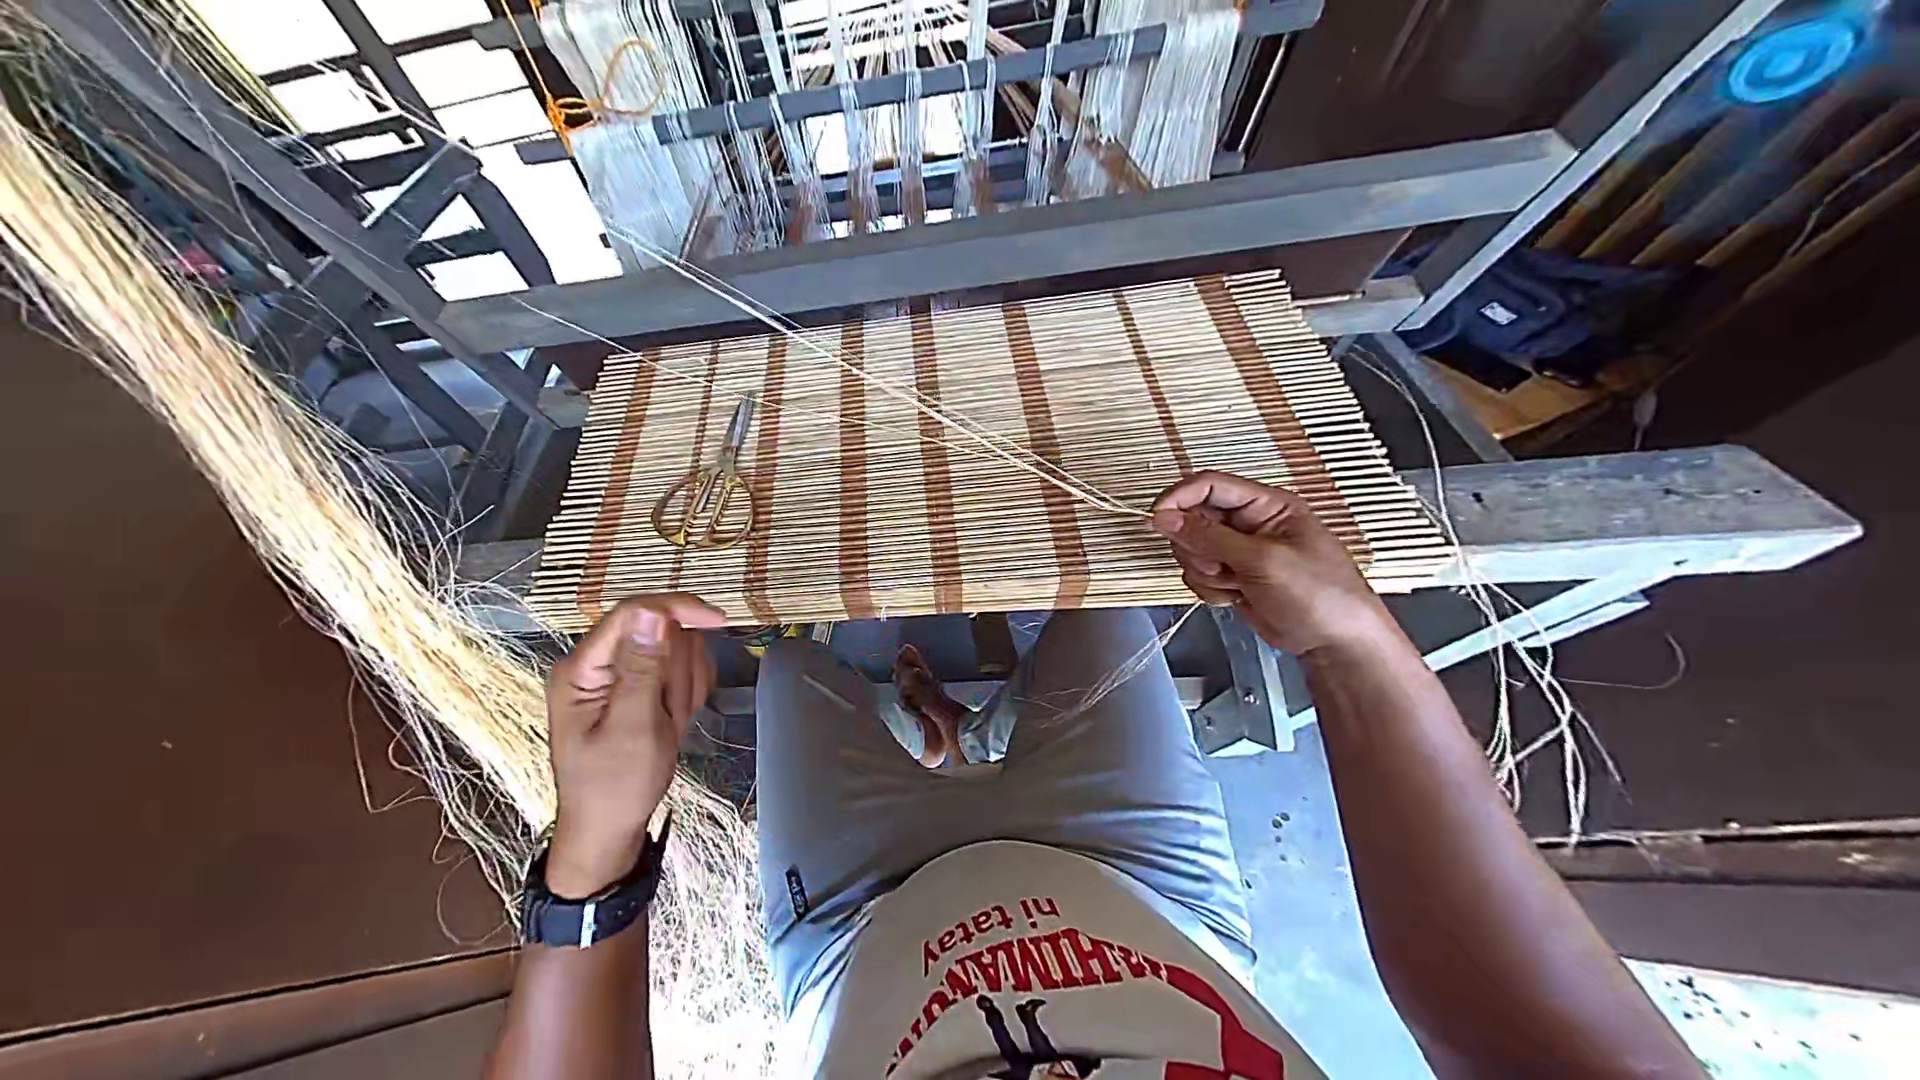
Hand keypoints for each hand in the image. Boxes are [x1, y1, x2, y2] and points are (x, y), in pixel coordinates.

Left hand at [544, 594, 725, 897]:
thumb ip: (643, 669)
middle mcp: (599, 662)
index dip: (679, 609)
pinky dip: (687, 694)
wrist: (612, 829)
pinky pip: (682, 668)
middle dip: (679, 672)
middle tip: (669, 717)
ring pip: (677, 649)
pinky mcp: (641, 685)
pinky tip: (672, 723)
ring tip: (668, 726)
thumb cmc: (615, 787)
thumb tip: (654, 613)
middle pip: (662, 632)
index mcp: (583, 668)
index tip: (719, 621)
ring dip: (685, 687)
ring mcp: (621, 674)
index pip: (635, 612)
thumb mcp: (632, 729)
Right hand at [1151, 472, 1397, 656]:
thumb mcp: (1262, 560)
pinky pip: (1198, 574)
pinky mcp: (1232, 576)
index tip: (1157, 519)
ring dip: (1204, 572)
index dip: (1179, 499)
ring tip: (1235, 584)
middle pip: (1193, 518)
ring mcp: (1239, 552)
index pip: (1209, 486)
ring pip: (1191, 549)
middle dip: (1195, 546)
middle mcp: (1249, 523)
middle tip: (1218, 565)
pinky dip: (1209, 589)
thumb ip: (1209, 537)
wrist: (1335, 643)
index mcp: (1266, 505)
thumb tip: (1165, 517)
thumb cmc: (1320, 594)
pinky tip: (1236, 596)